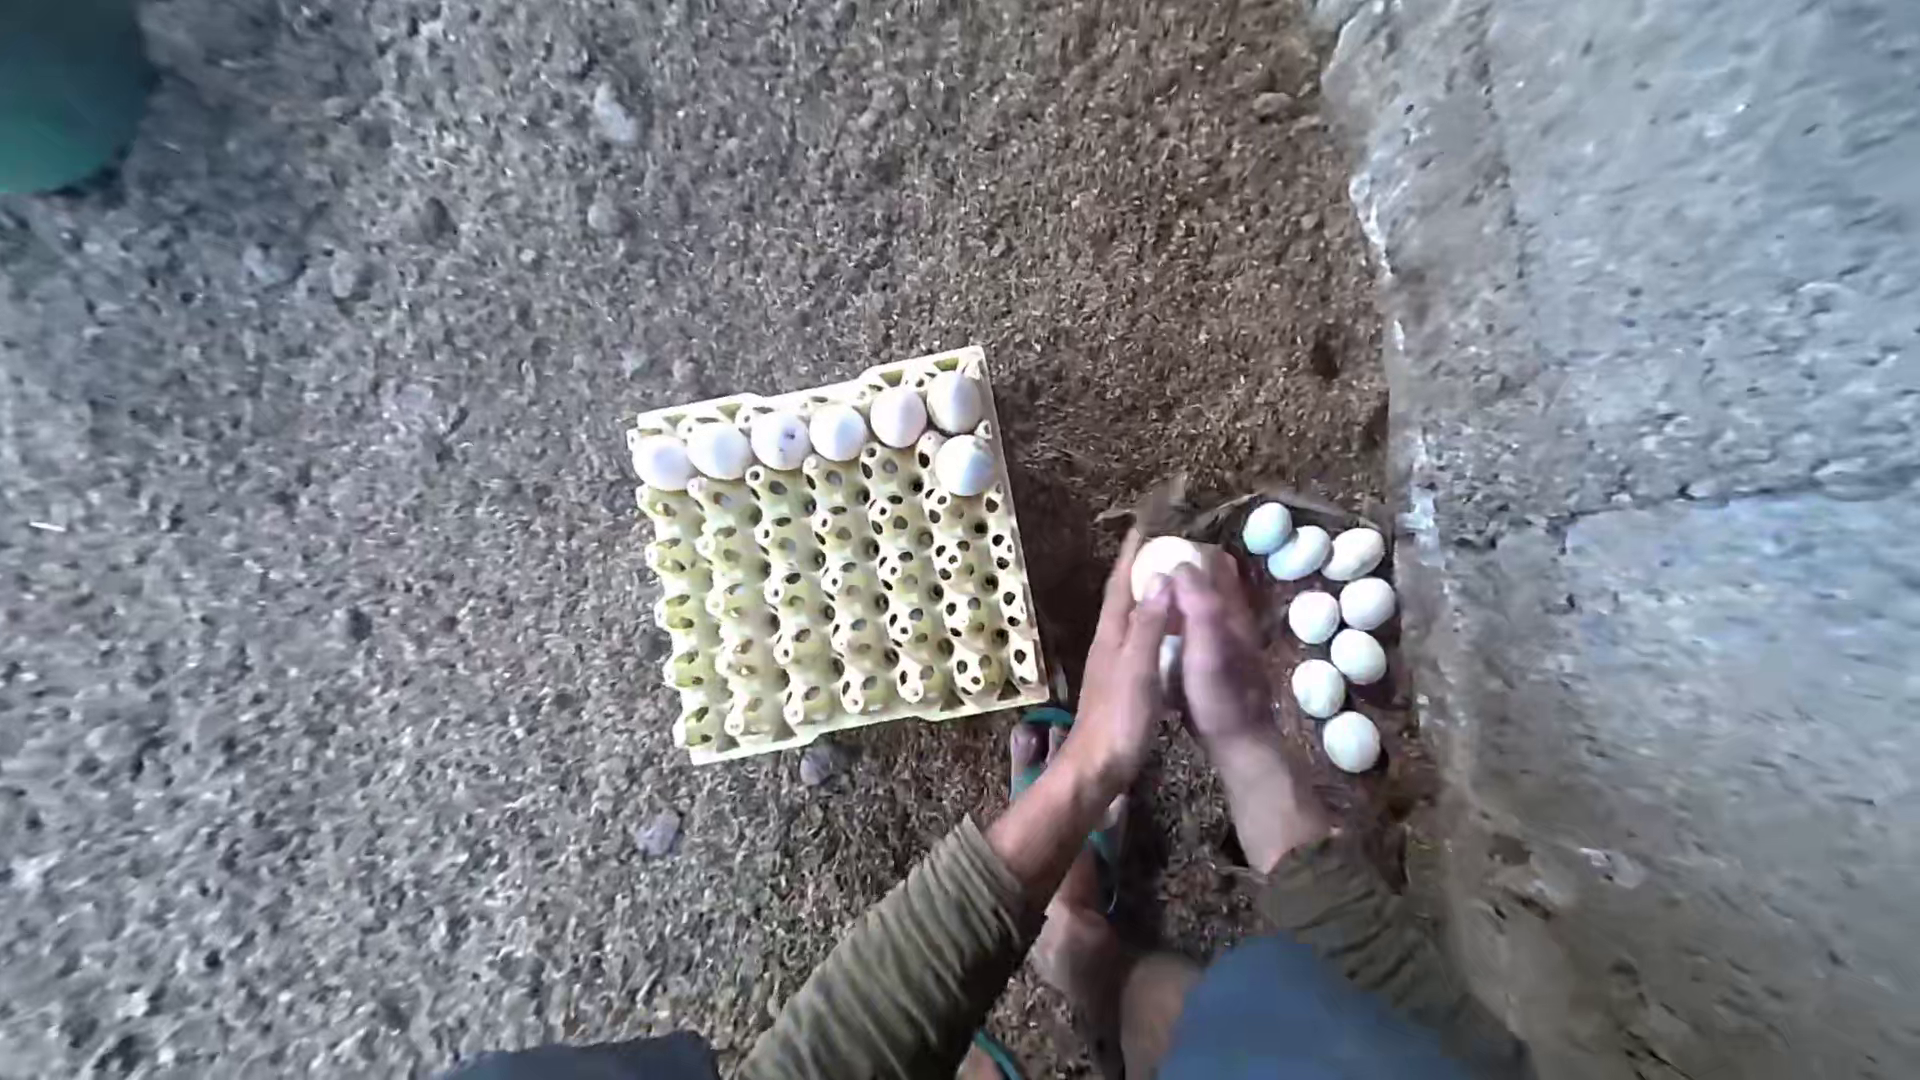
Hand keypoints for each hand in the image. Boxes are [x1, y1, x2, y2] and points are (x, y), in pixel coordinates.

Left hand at [1060, 532, 1174, 797]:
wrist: (1099, 764)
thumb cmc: (1119, 717)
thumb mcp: (1137, 668)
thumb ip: (1148, 625)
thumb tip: (1162, 578)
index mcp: (1110, 634)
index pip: (1120, 585)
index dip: (1131, 556)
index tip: (1144, 528)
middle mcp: (1109, 642)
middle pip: (1125, 597)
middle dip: (1141, 571)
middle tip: (1167, 549)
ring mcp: (1114, 662)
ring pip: (1133, 619)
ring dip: (1150, 597)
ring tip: (1174, 582)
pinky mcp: (1124, 681)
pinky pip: (1142, 641)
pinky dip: (1158, 627)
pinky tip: (1173, 633)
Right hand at [1169, 553, 1331, 869]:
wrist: (1237, 742)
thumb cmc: (1219, 696)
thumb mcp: (1207, 651)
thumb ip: (1199, 608)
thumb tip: (1182, 566)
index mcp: (1230, 613)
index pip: (1217, 565)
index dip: (1192, 549)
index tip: (1161, 541)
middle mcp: (1233, 620)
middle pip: (1213, 579)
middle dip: (1187, 564)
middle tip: (1153, 559)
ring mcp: (1226, 639)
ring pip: (1205, 599)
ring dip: (1184, 586)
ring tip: (1155, 582)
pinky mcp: (1216, 658)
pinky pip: (1198, 622)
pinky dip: (1183, 611)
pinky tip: (1166, 620)